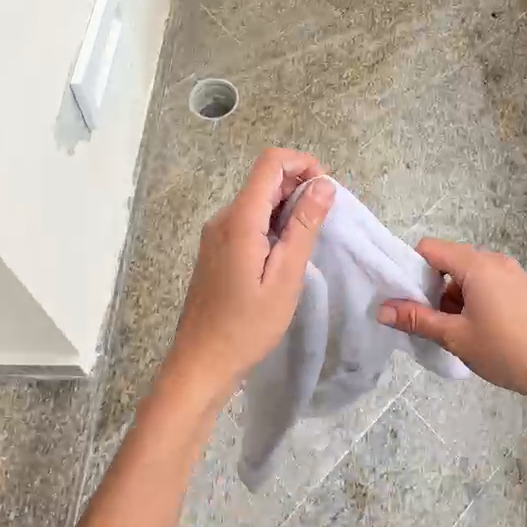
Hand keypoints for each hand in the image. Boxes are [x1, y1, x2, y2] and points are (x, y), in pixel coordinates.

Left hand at [162, 148, 334, 402]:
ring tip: (308, 243)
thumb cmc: (247, 326)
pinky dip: (274, 225)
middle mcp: (224, 217)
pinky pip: (249, 220)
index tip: (327, 191)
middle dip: (300, 187)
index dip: (303, 163)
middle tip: (324, 223)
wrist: (200, 365)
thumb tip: (324, 185)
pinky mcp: (217, 249)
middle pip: (265, 179)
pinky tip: (285, 256)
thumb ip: (304, 227)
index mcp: (240, 219)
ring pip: (259, 200)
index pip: (271, 162)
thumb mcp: (285, 277)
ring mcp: (217, 233)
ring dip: (289, 208)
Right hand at [376, 238, 526, 402]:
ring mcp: (513, 271)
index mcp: (476, 265)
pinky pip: (489, 281)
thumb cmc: (504, 351)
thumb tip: (382, 309)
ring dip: (456, 295)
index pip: (430, 248)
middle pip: (450, 260)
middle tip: (435, 321)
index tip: (409, 299)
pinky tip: (483, 329)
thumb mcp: (455, 337)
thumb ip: (417, 319)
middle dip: (435, 287)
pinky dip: (476, 297)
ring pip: (470, 274)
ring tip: (460, 331)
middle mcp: (495, 259)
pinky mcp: (524, 286)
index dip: (413, 269)